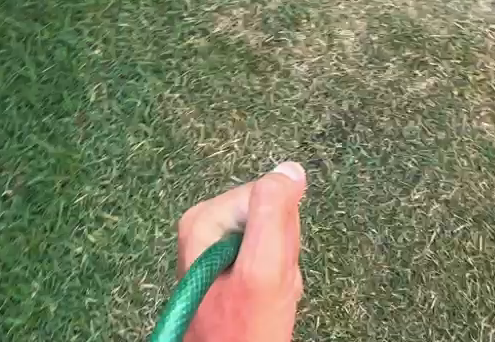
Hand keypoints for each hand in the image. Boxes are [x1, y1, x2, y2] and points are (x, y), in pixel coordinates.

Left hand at [176, 162, 307, 341]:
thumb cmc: (243, 332)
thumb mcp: (264, 268)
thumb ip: (273, 212)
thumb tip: (290, 169)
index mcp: (204, 218)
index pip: (267, 193)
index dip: (280, 227)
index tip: (270, 260)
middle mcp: (207, 226)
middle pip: (270, 211)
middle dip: (281, 247)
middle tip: (270, 280)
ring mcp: (219, 244)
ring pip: (275, 233)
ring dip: (282, 264)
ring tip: (268, 293)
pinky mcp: (231, 262)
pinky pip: (272, 253)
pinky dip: (278, 276)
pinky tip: (267, 298)